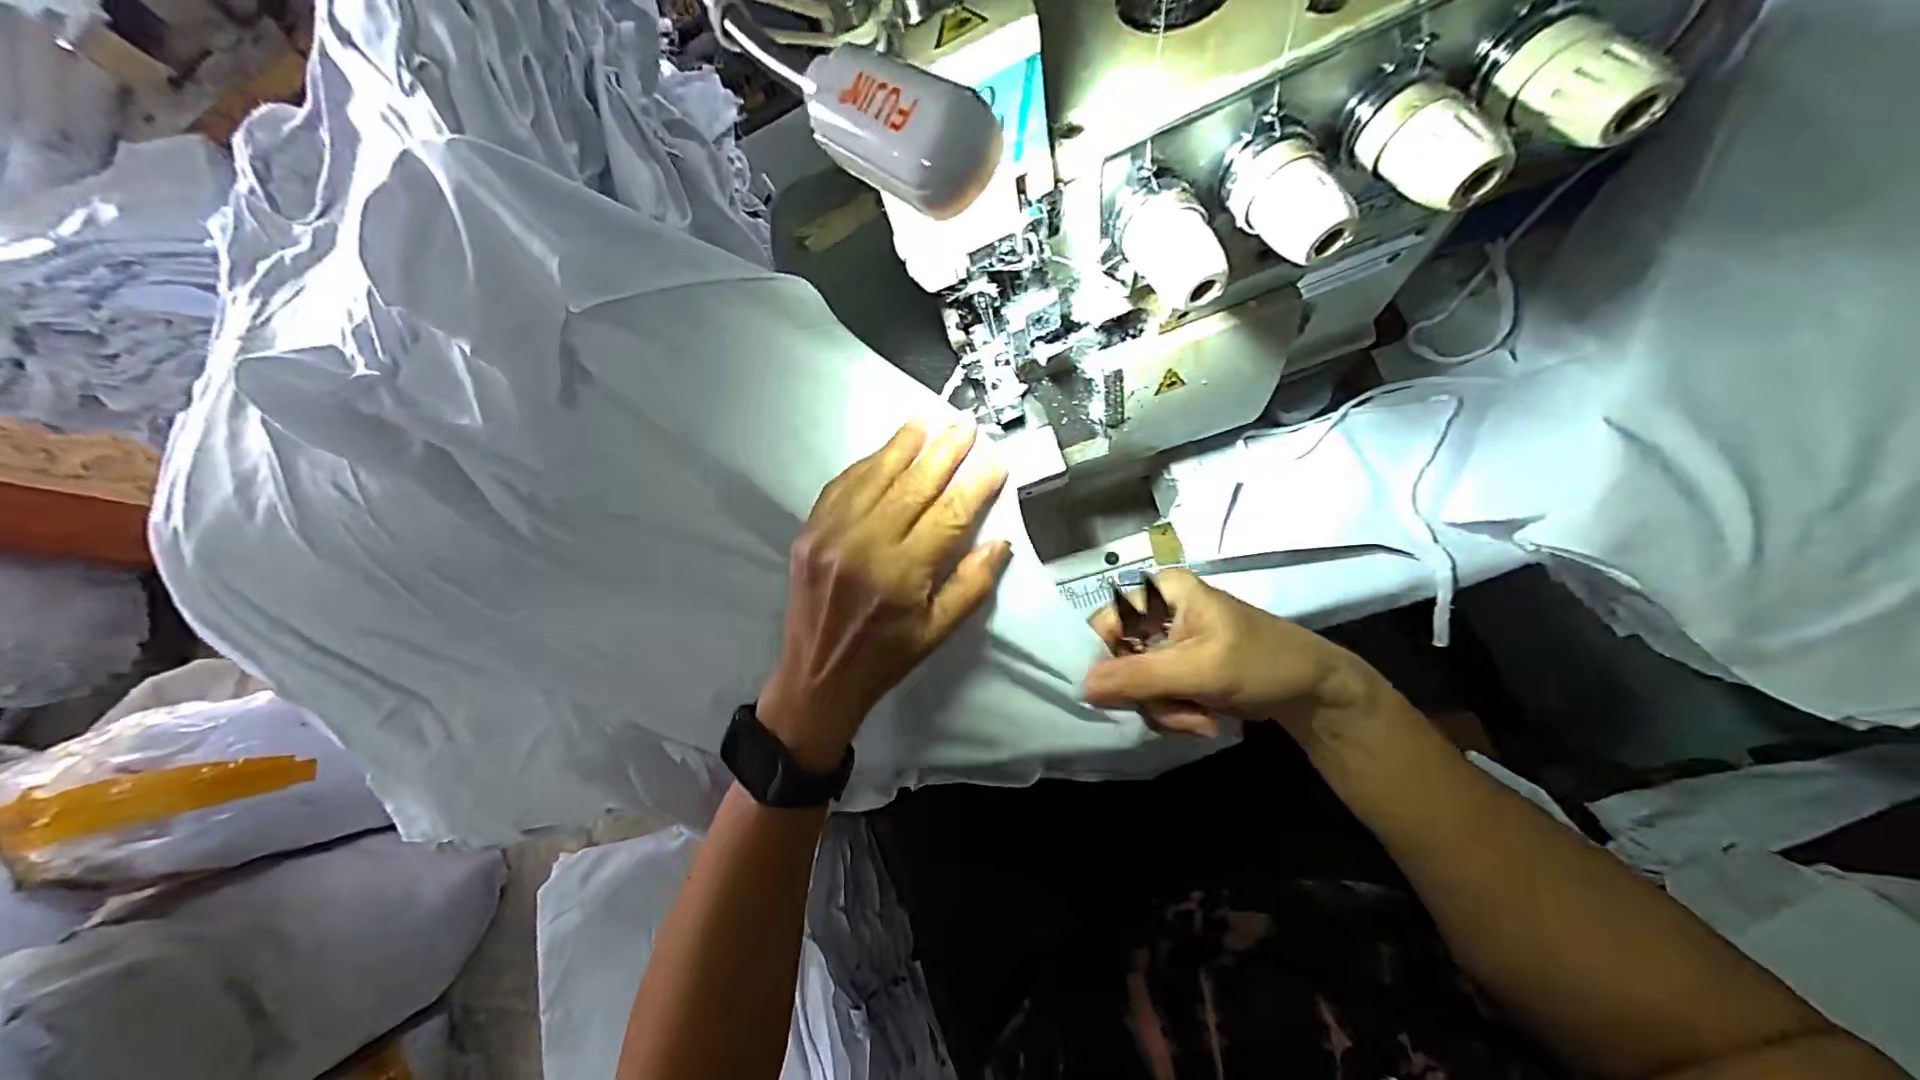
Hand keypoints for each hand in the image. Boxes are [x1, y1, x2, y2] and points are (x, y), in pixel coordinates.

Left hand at [759, 420, 1012, 768]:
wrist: (817, 677)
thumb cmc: (885, 658)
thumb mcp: (937, 632)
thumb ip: (972, 584)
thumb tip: (1001, 542)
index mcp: (901, 574)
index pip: (948, 514)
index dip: (975, 485)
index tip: (995, 462)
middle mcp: (864, 546)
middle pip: (912, 485)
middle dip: (943, 452)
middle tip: (964, 426)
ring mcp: (830, 536)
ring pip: (873, 477)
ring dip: (902, 445)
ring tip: (926, 421)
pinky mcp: (808, 533)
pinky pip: (839, 487)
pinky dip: (864, 465)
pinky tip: (883, 452)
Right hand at [1084, 569, 1406, 751]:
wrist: (1315, 691)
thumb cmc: (1262, 663)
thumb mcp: (1198, 670)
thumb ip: (1139, 677)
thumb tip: (1083, 687)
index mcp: (1161, 591)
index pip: (1106, 623)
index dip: (1107, 660)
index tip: (1123, 693)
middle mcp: (1158, 612)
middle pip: (1119, 659)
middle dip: (1149, 695)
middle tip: (1181, 710)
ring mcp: (1168, 642)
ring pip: (1135, 683)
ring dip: (1165, 710)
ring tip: (1201, 718)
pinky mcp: (1179, 669)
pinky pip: (1154, 694)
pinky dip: (1175, 712)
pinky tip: (1204, 718)